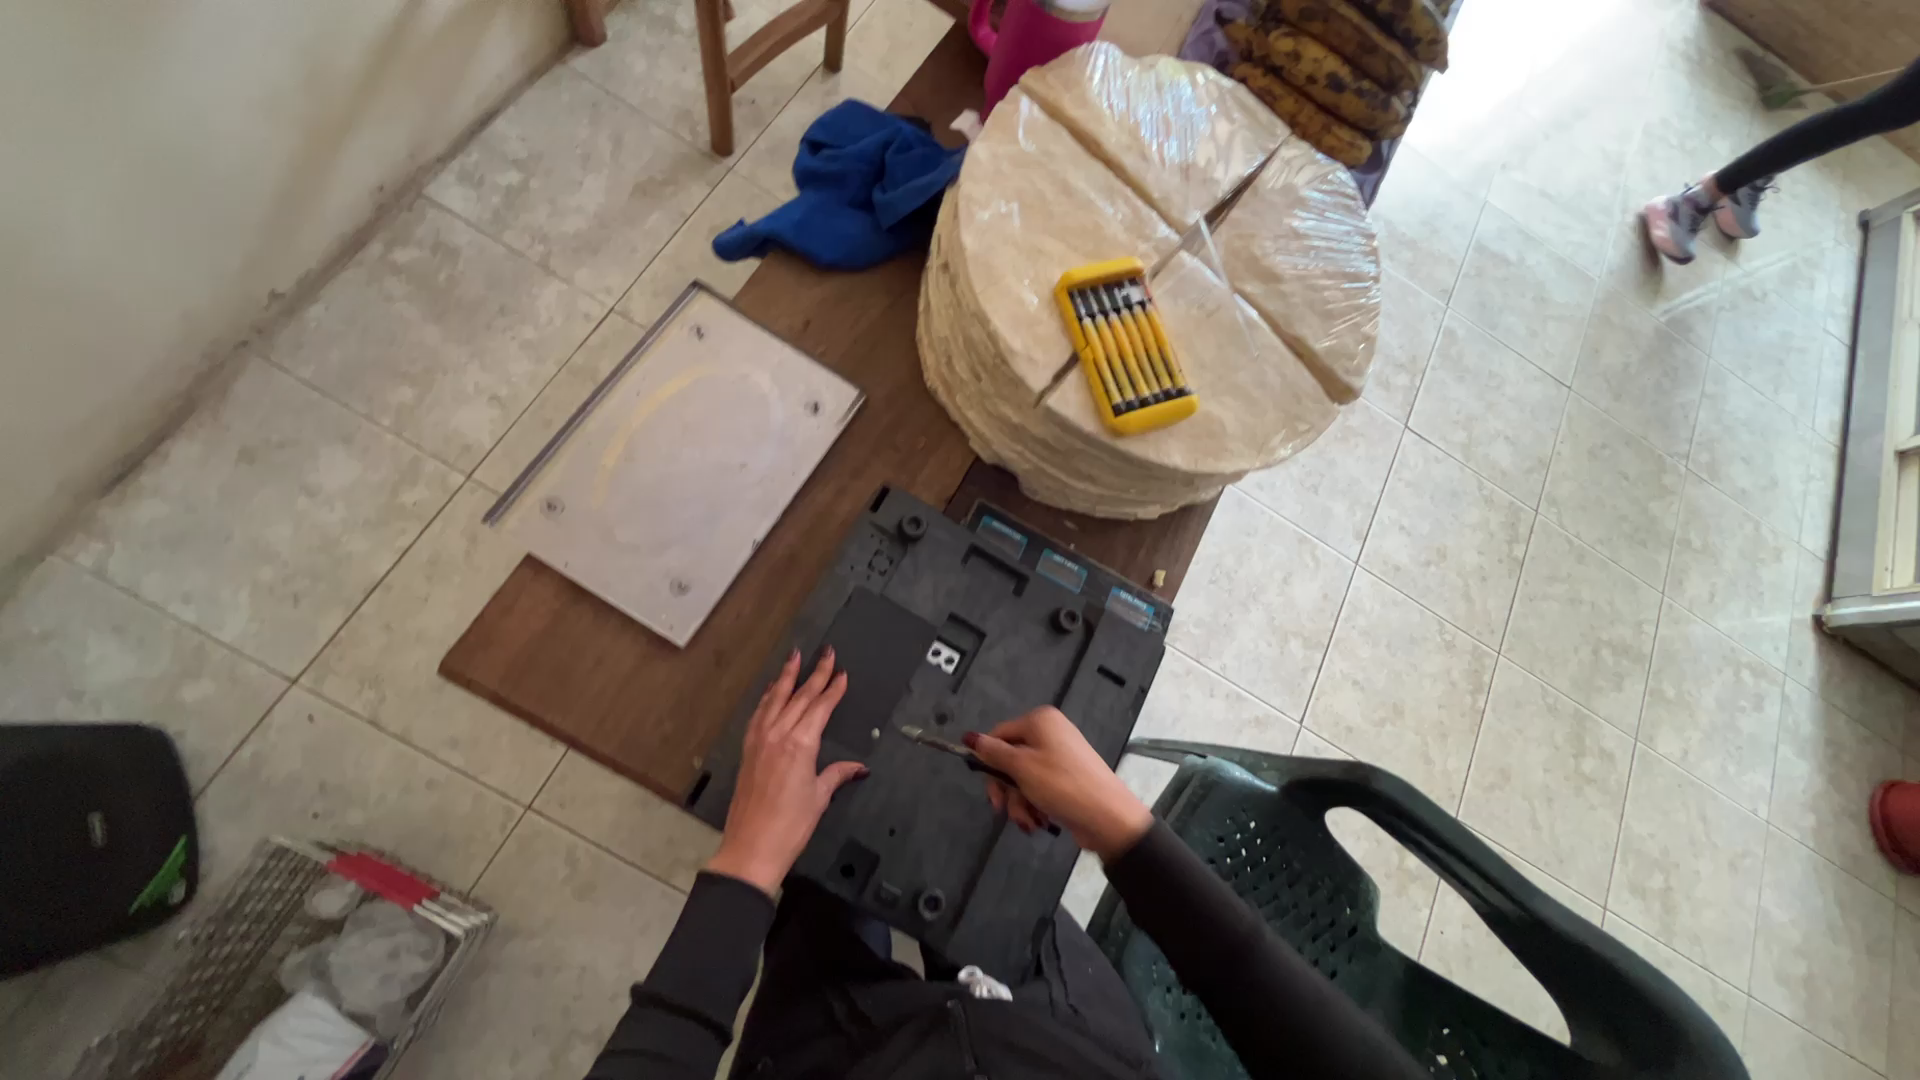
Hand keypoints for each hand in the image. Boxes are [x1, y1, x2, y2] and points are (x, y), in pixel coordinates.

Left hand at [705, 648, 867, 895]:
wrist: (752, 848)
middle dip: (815, 673)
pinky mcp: (748, 751)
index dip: (832, 688)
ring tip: (794, 657)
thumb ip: (837, 774)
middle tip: (826, 652)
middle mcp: (778, 736)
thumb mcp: (820, 797)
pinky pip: (759, 714)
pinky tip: (771, 692)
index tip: (841, 673)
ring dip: (787, 677)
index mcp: (800, 744)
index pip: (820, 706)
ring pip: (776, 699)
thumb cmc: (788, 827)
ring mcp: (760, 741)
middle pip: (800, 696)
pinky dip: (768, 698)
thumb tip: (856, 766)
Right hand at [965, 707, 1152, 860]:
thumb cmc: (1062, 785)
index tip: (989, 789)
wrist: (1108, 817)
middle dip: (1006, 788)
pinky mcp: (1066, 777)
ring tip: (1029, 821)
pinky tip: (1039, 821)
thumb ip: (993, 753)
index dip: (988, 761)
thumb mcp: (1022, 768)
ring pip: (1023, 777)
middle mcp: (1049, 732)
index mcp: (1039, 721)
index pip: (999, 734)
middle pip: (1010, 758)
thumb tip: (968, 737)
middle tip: (1002, 809)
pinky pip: (1039, 786)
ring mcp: (1059, 755)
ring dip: (1019, 802)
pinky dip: (1035, 804)